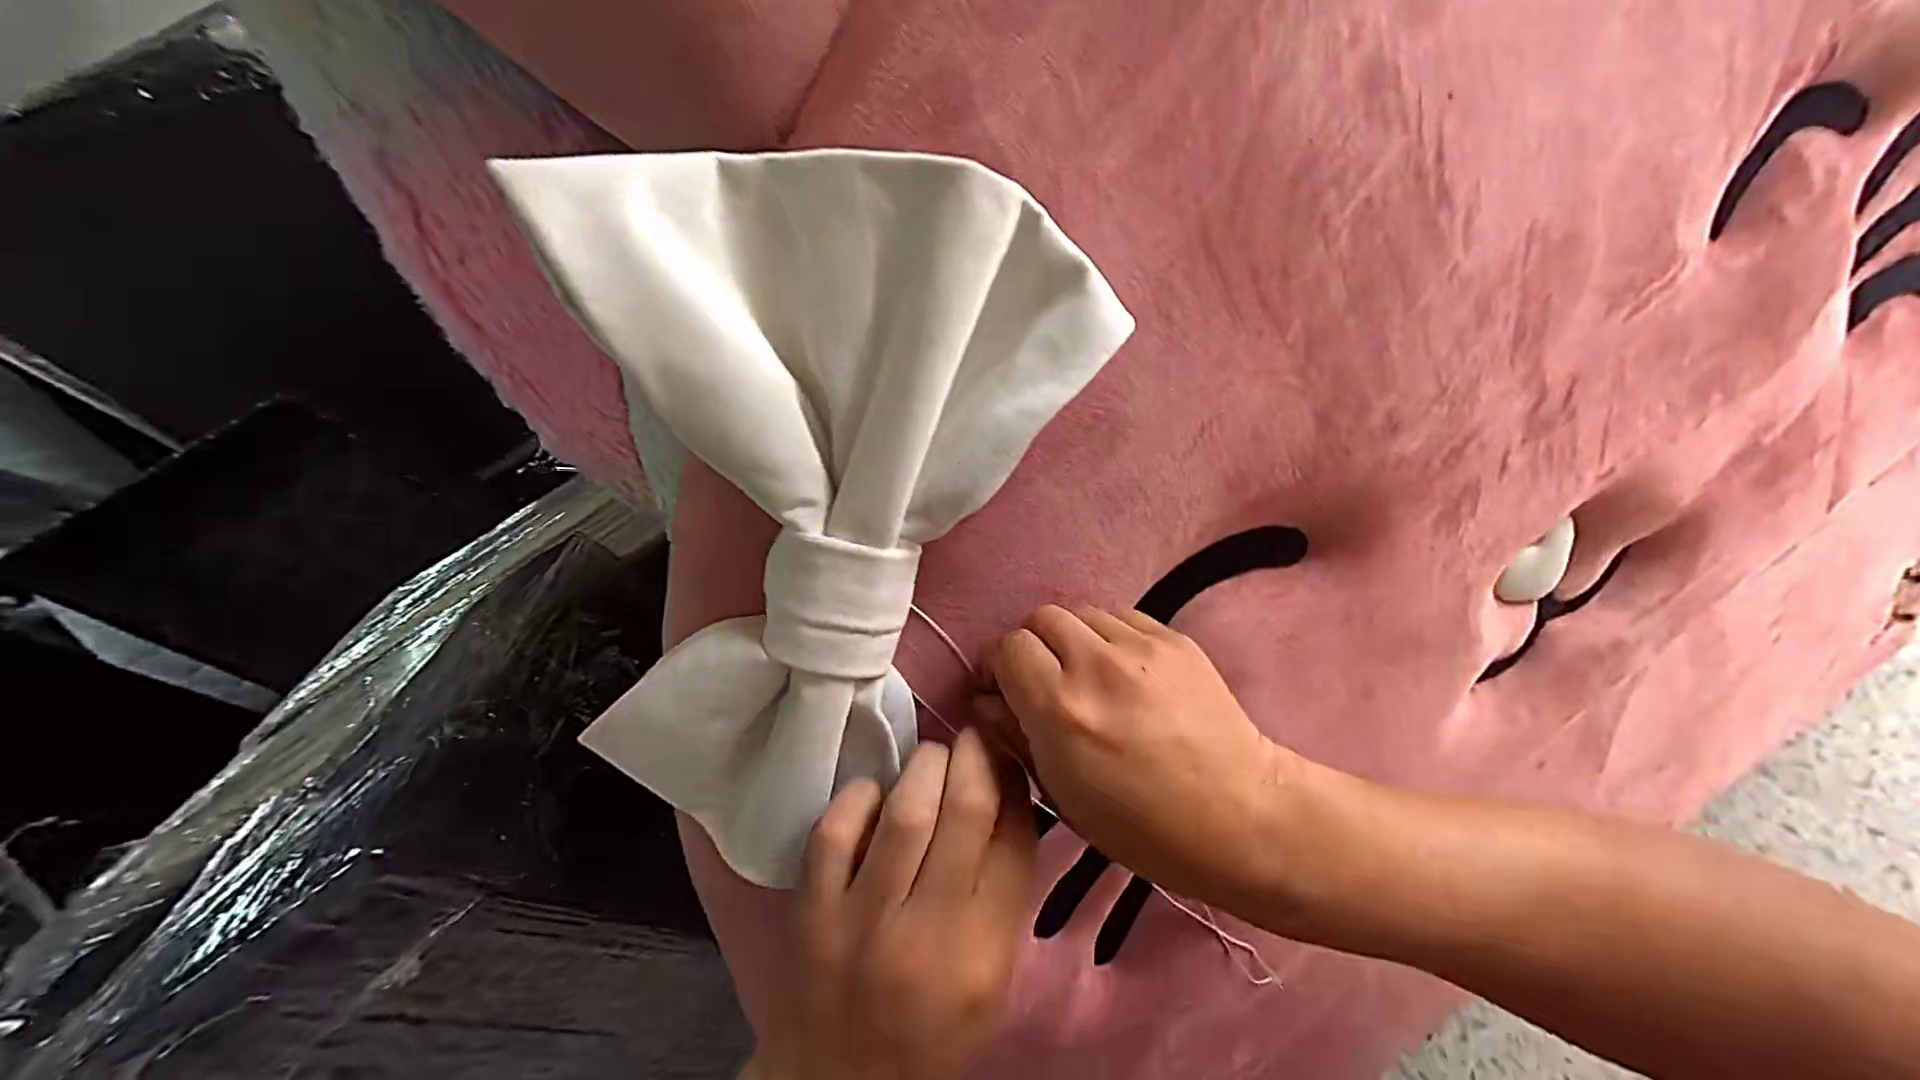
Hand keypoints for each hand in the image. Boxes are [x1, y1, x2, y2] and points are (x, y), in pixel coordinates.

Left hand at [748, 727, 1035, 1079]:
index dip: (1013, 782)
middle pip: (964, 812)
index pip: (1015, 841)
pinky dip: (860, 795)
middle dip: (973, 758)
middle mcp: (928, 934)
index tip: (1005, 757)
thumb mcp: (990, 975)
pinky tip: (875, 793)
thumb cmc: (931, 1027)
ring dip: (925, 765)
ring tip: (931, 756)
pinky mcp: (811, 910)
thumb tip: (1005, 794)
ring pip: (905, 812)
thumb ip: (1003, 890)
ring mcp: (862, 920)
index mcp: (983, 955)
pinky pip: (836, 828)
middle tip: (970, 740)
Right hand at [974, 604, 1295, 907]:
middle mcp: (1097, 665)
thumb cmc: (1141, 826)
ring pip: (1081, 611)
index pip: (1008, 647)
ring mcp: (1141, 647)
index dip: (996, 665)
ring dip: (1069, 637)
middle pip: (1040, 618)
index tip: (1000, 687)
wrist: (1239, 815)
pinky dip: (1107, 636)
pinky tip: (1120, 670)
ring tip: (1082, 672)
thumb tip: (983, 700)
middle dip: (1030, 646)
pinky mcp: (1175, 639)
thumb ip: (1013, 734)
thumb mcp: (1061, 793)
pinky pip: (1121, 617)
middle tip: (1040, 678)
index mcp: (1062, 708)